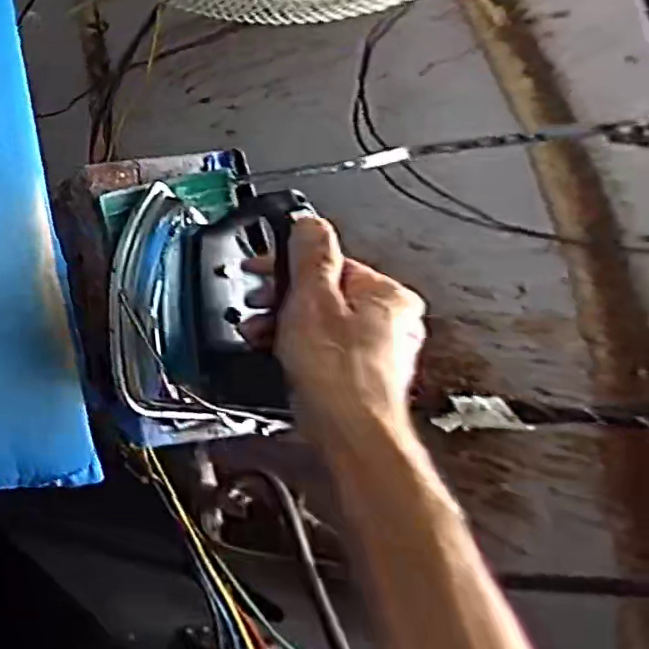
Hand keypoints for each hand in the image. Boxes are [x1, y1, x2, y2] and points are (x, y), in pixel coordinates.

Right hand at [239, 215, 426, 437]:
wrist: (344, 425)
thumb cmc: (335, 369)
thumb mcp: (311, 299)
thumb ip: (310, 256)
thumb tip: (310, 223)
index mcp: (388, 296)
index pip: (327, 261)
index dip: (284, 266)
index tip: (258, 271)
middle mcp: (391, 318)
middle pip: (319, 289)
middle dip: (278, 297)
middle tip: (258, 304)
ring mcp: (375, 345)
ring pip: (314, 316)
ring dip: (279, 320)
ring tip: (261, 332)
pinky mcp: (354, 365)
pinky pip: (316, 339)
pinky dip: (290, 340)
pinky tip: (274, 347)